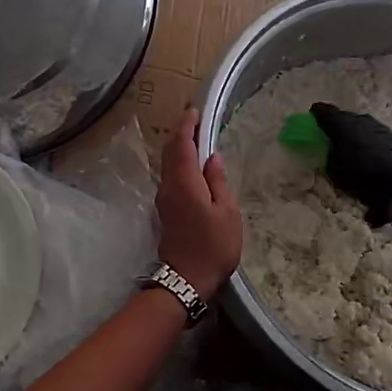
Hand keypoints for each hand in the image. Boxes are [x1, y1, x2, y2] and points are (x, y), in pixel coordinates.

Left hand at [155, 108, 240, 297]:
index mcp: (185, 182)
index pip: (182, 145)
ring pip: (168, 164)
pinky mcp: (165, 209)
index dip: (187, 126)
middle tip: (195, 121)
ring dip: (178, 149)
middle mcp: (169, 186)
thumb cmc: (213, 246)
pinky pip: (170, 177)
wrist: (187, 278)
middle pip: (170, 152)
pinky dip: (178, 164)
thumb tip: (212, 158)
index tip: (194, 112)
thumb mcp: (227, 212)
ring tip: (194, 140)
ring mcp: (164, 198)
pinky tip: (191, 167)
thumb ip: (218, 182)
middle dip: (181, 134)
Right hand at [309, 103, 391, 226]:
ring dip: (354, 133)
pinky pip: (373, 134)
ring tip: (350, 146)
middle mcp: (359, 118)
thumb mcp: (334, 169)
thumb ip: (329, 153)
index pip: (323, 111)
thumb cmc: (360, 177)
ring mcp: (378, 125)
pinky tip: (368, 152)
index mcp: (340, 123)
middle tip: (330, 137)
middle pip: (343, 117)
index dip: (316, 115)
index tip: (312, 121)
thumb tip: (330, 148)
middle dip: (336, 125)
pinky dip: (367, 140)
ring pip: (359, 125)